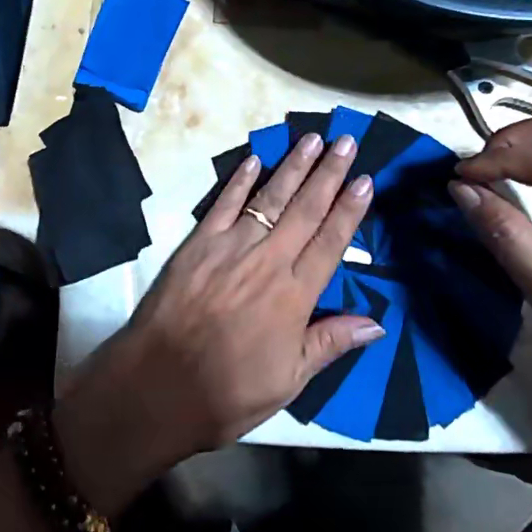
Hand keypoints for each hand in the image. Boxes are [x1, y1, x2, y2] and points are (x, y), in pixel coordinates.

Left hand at [54, 133, 383, 513]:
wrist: (154, 388)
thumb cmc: (226, 392)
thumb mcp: (288, 382)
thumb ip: (330, 343)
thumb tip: (377, 324)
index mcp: (294, 296)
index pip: (330, 241)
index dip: (350, 209)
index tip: (365, 179)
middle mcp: (268, 261)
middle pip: (306, 209)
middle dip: (329, 172)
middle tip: (347, 141)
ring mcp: (231, 248)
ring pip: (270, 198)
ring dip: (294, 166)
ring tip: (313, 139)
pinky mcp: (198, 245)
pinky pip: (224, 204)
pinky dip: (240, 180)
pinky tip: (256, 159)